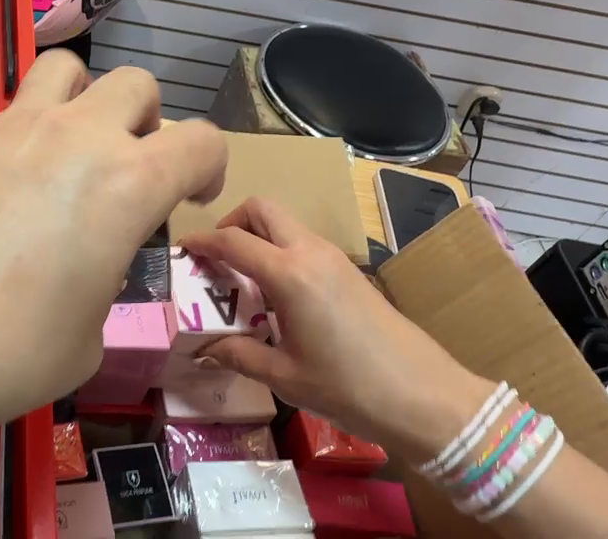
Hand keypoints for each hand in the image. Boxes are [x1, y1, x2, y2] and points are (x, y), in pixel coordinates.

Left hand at [0, 51, 228, 478]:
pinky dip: (31, 130)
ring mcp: (11, 127)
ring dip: (86, 100)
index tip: (190, 199)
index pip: (199, 140)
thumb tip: (86, 267)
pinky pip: (15, 108)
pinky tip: (8, 187)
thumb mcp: (81, 342)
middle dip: (148, 123)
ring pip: (69, 68)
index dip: (210, 167)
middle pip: (136, 84)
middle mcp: (74, 136)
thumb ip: (102, 286)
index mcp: (124, 183)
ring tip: (71, 155)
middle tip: (129, 175)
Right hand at [179, 198, 493, 464]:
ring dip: (257, 235)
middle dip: (232, 221)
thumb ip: (240, 355)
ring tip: (242, 277)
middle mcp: (309, 251)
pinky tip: (276, 292)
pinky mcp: (349, 269)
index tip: (181, 249)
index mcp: (288, 274)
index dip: (201, 241)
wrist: (427, 398)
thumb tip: (205, 350)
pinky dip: (279, 249)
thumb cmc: (350, 388)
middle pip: (261, 209)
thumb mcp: (286, 377)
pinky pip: (302, 241)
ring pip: (284, 222)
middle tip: (217, 256)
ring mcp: (333, 257)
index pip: (232, 240)